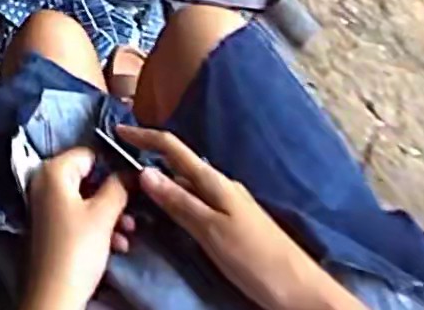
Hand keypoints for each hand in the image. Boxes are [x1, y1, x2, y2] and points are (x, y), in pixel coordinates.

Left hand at [23, 146, 132, 309]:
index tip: (134, 181)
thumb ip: (118, 188)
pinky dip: (96, 225)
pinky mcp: (50, 225)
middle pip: (86, 177)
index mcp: (53, 170)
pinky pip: (76, 215)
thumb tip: (130, 171)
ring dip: (109, 213)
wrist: (53, 296)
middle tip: (134, 211)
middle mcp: (45, 180)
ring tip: (129, 232)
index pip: (88, 153)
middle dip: (113, 195)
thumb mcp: (103, 216)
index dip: (112, 165)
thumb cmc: (76, 248)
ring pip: (84, 199)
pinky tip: (117, 244)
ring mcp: (45, 204)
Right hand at [116, 126, 360, 309]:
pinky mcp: (233, 223)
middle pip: (177, 163)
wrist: (306, 295)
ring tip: (138, 194)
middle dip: (149, 160)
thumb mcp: (211, 231)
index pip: (172, 146)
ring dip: (162, 183)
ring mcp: (228, 203)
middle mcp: (219, 184)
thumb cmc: (257, 260)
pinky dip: (177, 201)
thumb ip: (178, 201)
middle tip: (121, 171)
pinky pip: (196, 201)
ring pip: (186, 185)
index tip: (118, 130)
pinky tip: (170, 215)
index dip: (144, 136)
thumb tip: (144, 171)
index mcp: (213, 180)